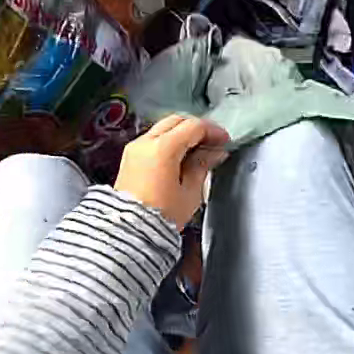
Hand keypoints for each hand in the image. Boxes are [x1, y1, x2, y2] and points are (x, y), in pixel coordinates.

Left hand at [115, 114, 231, 228]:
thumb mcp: (190, 191)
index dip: (212, 131)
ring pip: (163, 129)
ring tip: (198, 151)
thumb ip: (202, 165)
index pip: (193, 127)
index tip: (224, 140)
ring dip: (182, 134)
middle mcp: (145, 143)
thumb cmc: (160, 216)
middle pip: (176, 121)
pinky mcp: (129, 159)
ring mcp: (134, 149)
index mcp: (163, 148)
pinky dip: (169, 142)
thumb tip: (214, 153)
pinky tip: (180, 157)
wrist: (129, 232)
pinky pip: (152, 140)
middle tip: (213, 142)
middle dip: (197, 128)